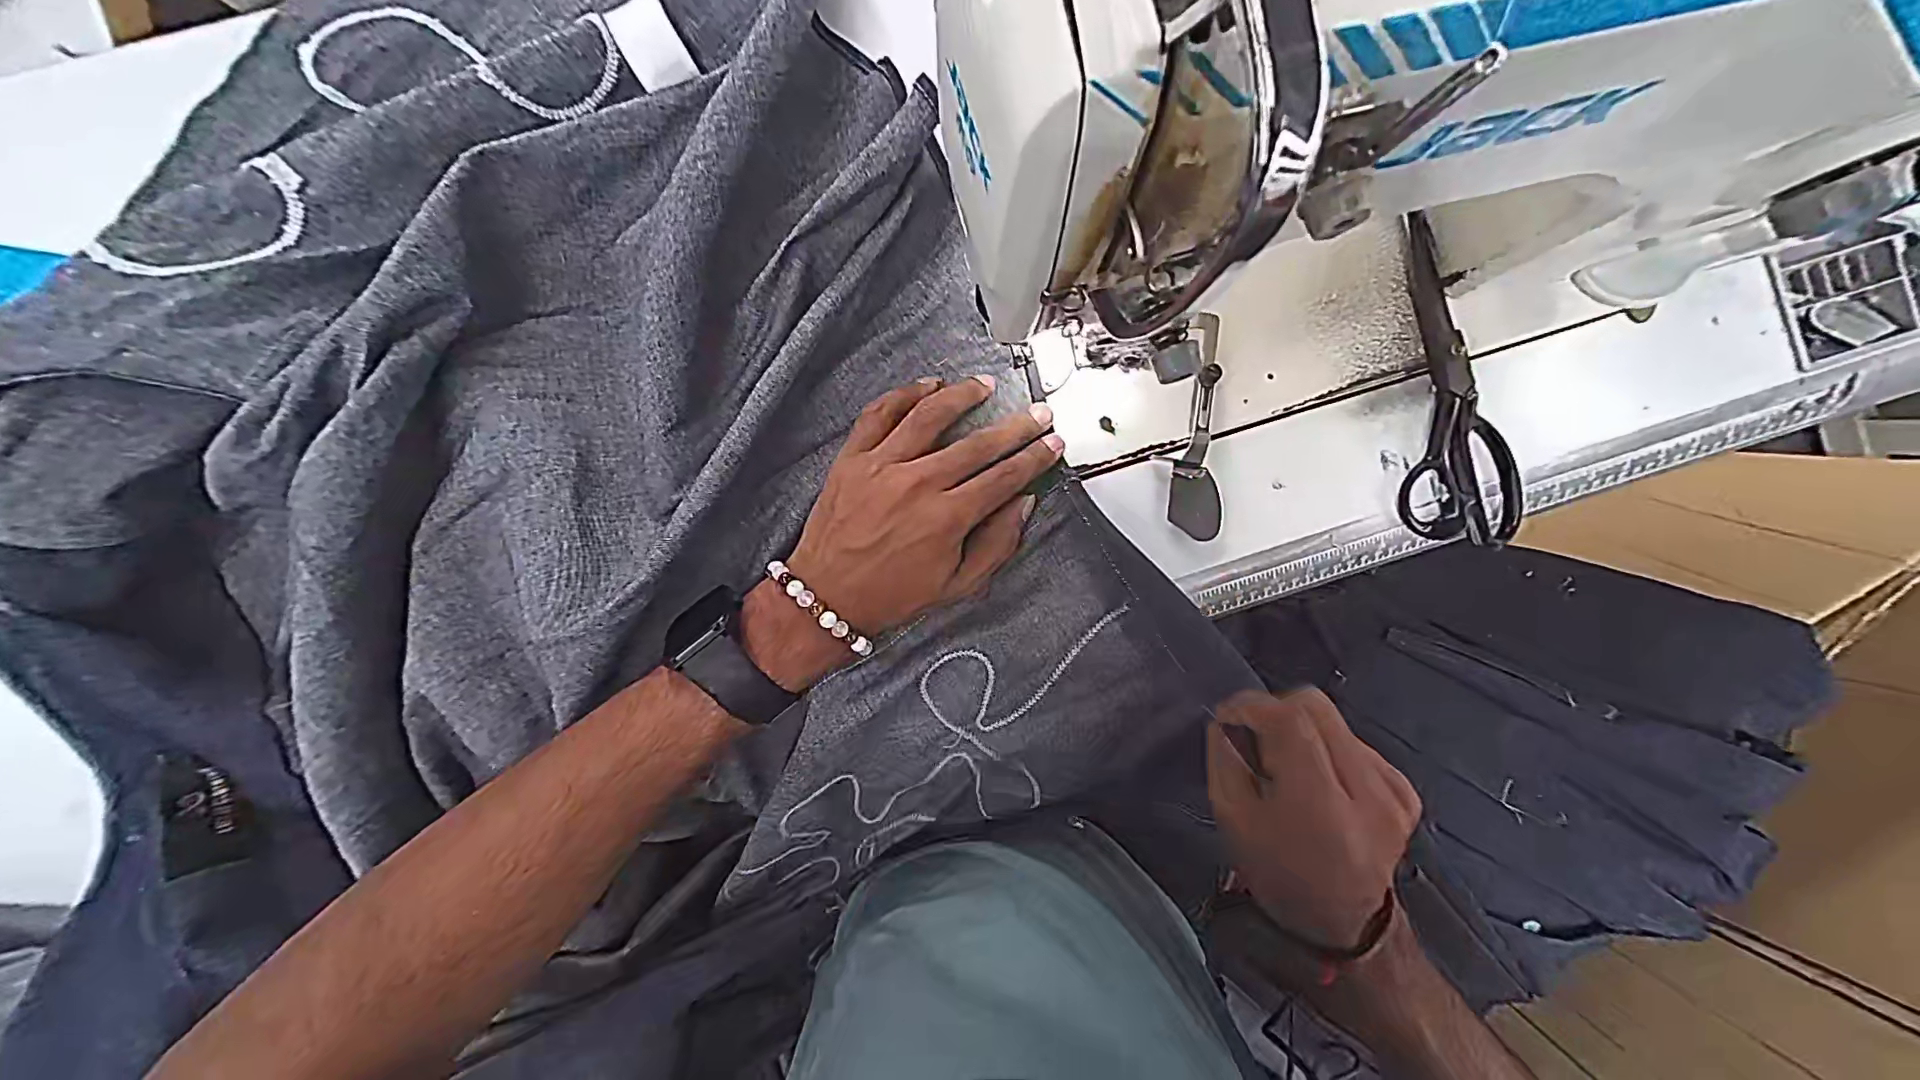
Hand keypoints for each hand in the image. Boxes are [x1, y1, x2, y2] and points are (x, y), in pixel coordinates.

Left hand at [740, 375, 1063, 690]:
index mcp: (946, 519)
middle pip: (977, 443)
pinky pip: (880, 413)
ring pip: (930, 414)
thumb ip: (997, 545)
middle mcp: (916, 485)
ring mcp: (881, 467)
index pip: (1004, 477)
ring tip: (983, 386)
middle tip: (1035, 414)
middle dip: (1015, 426)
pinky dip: (905, 394)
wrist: (829, 597)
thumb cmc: (891, 594)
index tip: (1050, 445)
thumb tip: (1023, 506)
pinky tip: (926, 386)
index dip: (1034, 458)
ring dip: (963, 395)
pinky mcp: (853, 459)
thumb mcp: (957, 585)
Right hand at [1207, 688, 1421, 949]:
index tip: (1228, 715)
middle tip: (1253, 736)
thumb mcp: (1232, 817)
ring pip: (1332, 717)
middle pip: (1314, 706)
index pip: (1290, 720)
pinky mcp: (1404, 788)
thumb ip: (1226, 759)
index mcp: (1321, 807)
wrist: (1341, 920)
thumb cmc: (1276, 871)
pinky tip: (1315, 776)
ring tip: (1284, 764)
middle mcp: (1368, 793)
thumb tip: (1230, 718)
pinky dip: (1324, 745)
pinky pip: (1352, 738)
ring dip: (1299, 728)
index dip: (1251, 706)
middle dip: (1274, 710)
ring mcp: (1393, 790)